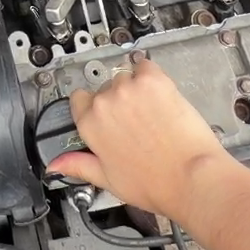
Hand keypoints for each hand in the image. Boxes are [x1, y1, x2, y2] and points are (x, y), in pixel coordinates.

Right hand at [45, 53, 243, 222]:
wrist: (193, 179)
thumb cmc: (156, 184)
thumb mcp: (109, 180)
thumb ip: (77, 165)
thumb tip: (55, 164)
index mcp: (90, 123)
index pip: (79, 99)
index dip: (94, 109)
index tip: (107, 117)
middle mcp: (105, 101)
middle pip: (106, 89)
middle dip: (118, 102)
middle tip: (137, 123)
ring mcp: (129, 87)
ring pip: (126, 78)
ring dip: (136, 90)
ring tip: (153, 114)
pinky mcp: (153, 79)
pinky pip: (145, 65)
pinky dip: (151, 76)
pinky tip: (160, 97)